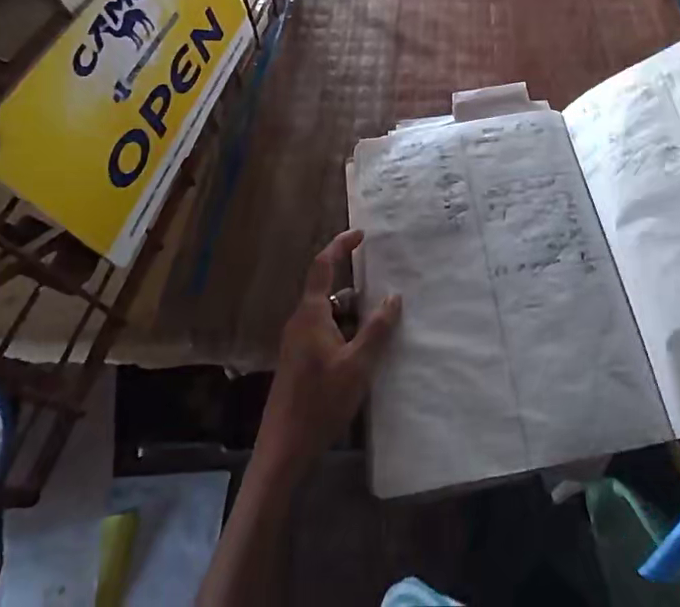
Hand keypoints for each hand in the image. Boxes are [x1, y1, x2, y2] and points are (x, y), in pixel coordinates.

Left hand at [254, 230, 401, 472]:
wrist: (285, 445)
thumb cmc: (321, 401)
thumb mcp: (358, 366)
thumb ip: (377, 330)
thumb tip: (393, 297)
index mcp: (310, 314)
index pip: (323, 265)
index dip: (340, 246)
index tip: (361, 234)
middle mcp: (300, 321)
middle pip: (327, 291)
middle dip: (355, 286)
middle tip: (384, 285)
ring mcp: (297, 342)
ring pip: (328, 315)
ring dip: (352, 313)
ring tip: (383, 319)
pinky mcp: (300, 360)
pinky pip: (325, 332)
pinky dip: (345, 331)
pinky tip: (365, 349)